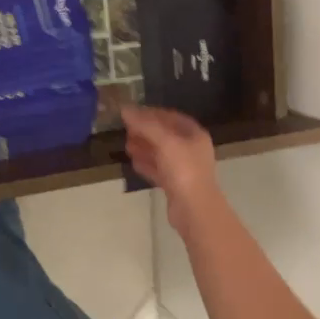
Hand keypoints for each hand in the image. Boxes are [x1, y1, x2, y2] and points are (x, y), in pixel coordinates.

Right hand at [122, 106, 222, 229]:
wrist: (194, 209)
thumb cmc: (184, 170)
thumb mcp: (165, 142)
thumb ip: (145, 125)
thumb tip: (125, 109)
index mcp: (194, 135)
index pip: (171, 117)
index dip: (152, 113)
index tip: (132, 113)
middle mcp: (191, 149)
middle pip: (165, 135)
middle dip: (145, 132)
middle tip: (126, 129)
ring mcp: (184, 168)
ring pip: (161, 153)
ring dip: (144, 148)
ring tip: (126, 145)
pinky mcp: (175, 185)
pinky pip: (159, 170)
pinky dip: (147, 165)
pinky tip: (133, 163)